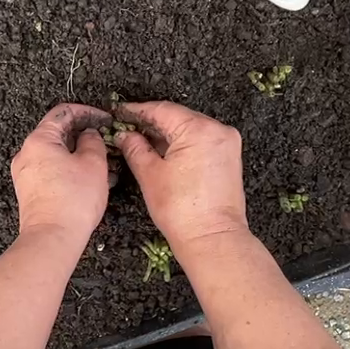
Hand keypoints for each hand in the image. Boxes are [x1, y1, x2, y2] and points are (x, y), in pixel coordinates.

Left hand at [10, 103, 112, 240]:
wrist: (52, 238)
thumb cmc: (72, 202)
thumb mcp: (94, 163)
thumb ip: (93, 140)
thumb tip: (90, 134)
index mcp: (39, 140)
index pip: (63, 112)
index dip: (87, 112)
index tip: (103, 119)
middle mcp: (26, 154)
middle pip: (56, 134)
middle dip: (83, 136)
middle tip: (104, 142)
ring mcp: (25, 174)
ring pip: (55, 155)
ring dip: (78, 155)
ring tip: (101, 165)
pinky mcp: (29, 192)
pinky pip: (50, 172)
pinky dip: (68, 170)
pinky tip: (87, 180)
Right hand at [113, 102, 248, 251]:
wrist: (211, 238)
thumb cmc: (182, 211)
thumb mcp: (150, 175)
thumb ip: (135, 149)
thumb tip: (125, 135)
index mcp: (199, 129)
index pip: (163, 110)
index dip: (138, 111)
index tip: (120, 112)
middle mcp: (218, 130)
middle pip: (178, 117)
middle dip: (151, 123)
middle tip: (127, 128)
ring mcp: (227, 144)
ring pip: (190, 130)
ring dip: (166, 135)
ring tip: (141, 142)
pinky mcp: (228, 159)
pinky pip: (201, 142)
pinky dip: (181, 145)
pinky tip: (163, 153)